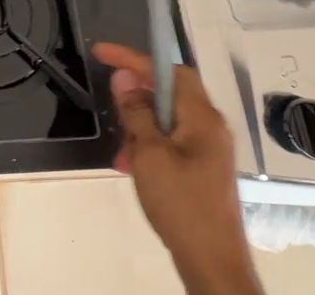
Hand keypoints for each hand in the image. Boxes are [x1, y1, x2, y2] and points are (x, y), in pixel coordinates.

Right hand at [92, 42, 262, 294]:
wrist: (212, 262)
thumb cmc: (180, 203)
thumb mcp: (149, 154)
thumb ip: (137, 112)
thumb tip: (126, 78)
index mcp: (203, 117)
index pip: (170, 70)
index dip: (136, 57)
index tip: (102, 53)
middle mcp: (212, 127)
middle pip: (172, 92)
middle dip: (138, 94)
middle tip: (112, 102)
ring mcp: (210, 150)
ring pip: (169, 119)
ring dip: (141, 124)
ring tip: (121, 146)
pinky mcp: (204, 170)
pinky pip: (173, 141)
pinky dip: (150, 144)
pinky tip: (133, 165)